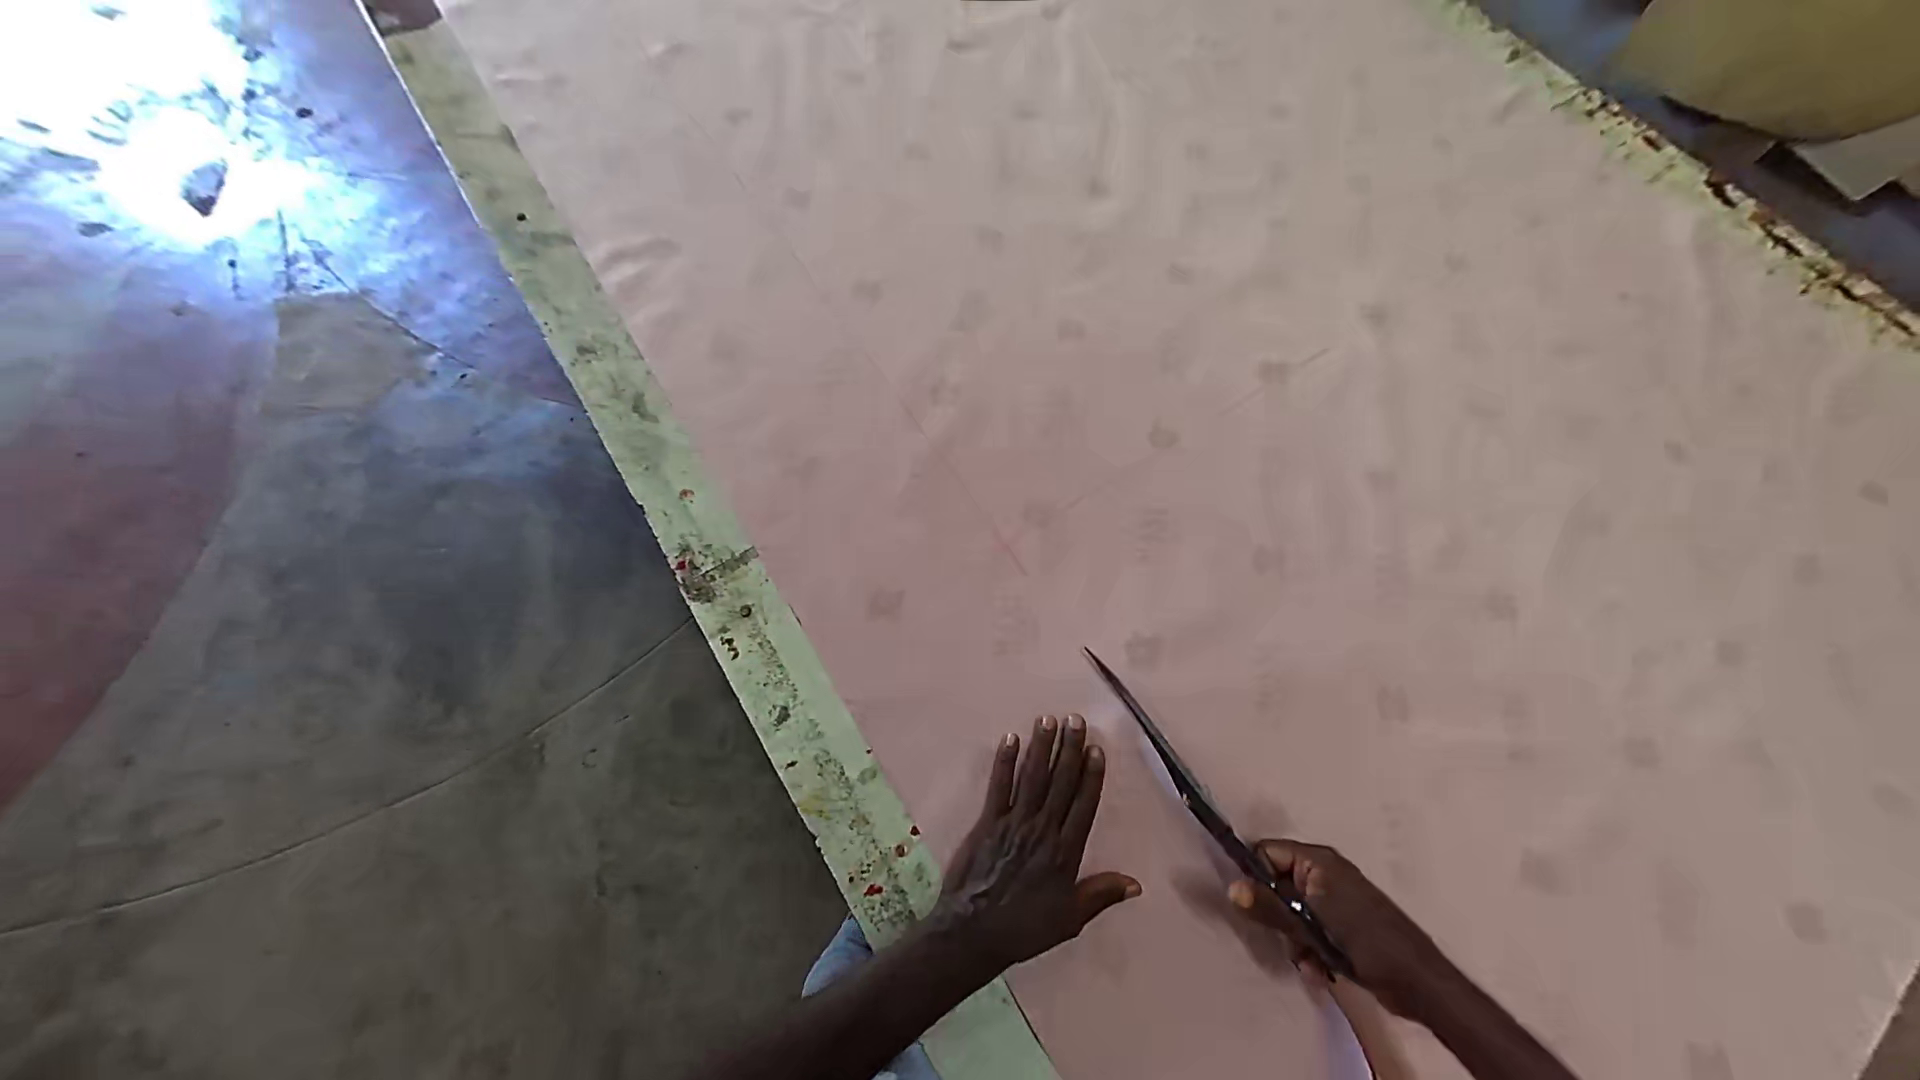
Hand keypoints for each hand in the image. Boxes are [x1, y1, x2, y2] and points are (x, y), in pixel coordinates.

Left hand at [931, 715, 1140, 970]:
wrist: (974, 932)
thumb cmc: (1025, 927)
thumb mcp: (1071, 919)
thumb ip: (1101, 895)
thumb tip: (1136, 883)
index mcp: (1065, 852)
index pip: (1083, 805)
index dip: (1091, 775)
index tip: (1096, 748)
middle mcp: (1043, 830)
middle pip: (1060, 783)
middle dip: (1069, 749)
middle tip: (1075, 720)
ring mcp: (1014, 823)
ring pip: (1032, 778)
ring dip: (1041, 747)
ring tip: (1048, 719)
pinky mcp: (988, 821)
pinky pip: (999, 786)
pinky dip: (1005, 762)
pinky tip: (1010, 739)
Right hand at [1229, 839, 1453, 1019]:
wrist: (1422, 985)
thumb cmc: (1366, 943)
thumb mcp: (1311, 925)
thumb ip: (1270, 906)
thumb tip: (1231, 889)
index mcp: (1317, 860)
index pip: (1267, 852)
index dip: (1255, 877)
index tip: (1253, 905)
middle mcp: (1324, 872)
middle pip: (1277, 884)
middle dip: (1278, 917)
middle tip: (1286, 939)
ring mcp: (1336, 899)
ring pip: (1292, 911)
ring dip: (1294, 939)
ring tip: (1308, 961)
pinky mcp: (1344, 924)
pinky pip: (1311, 928)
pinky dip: (1310, 948)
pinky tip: (1320, 970)